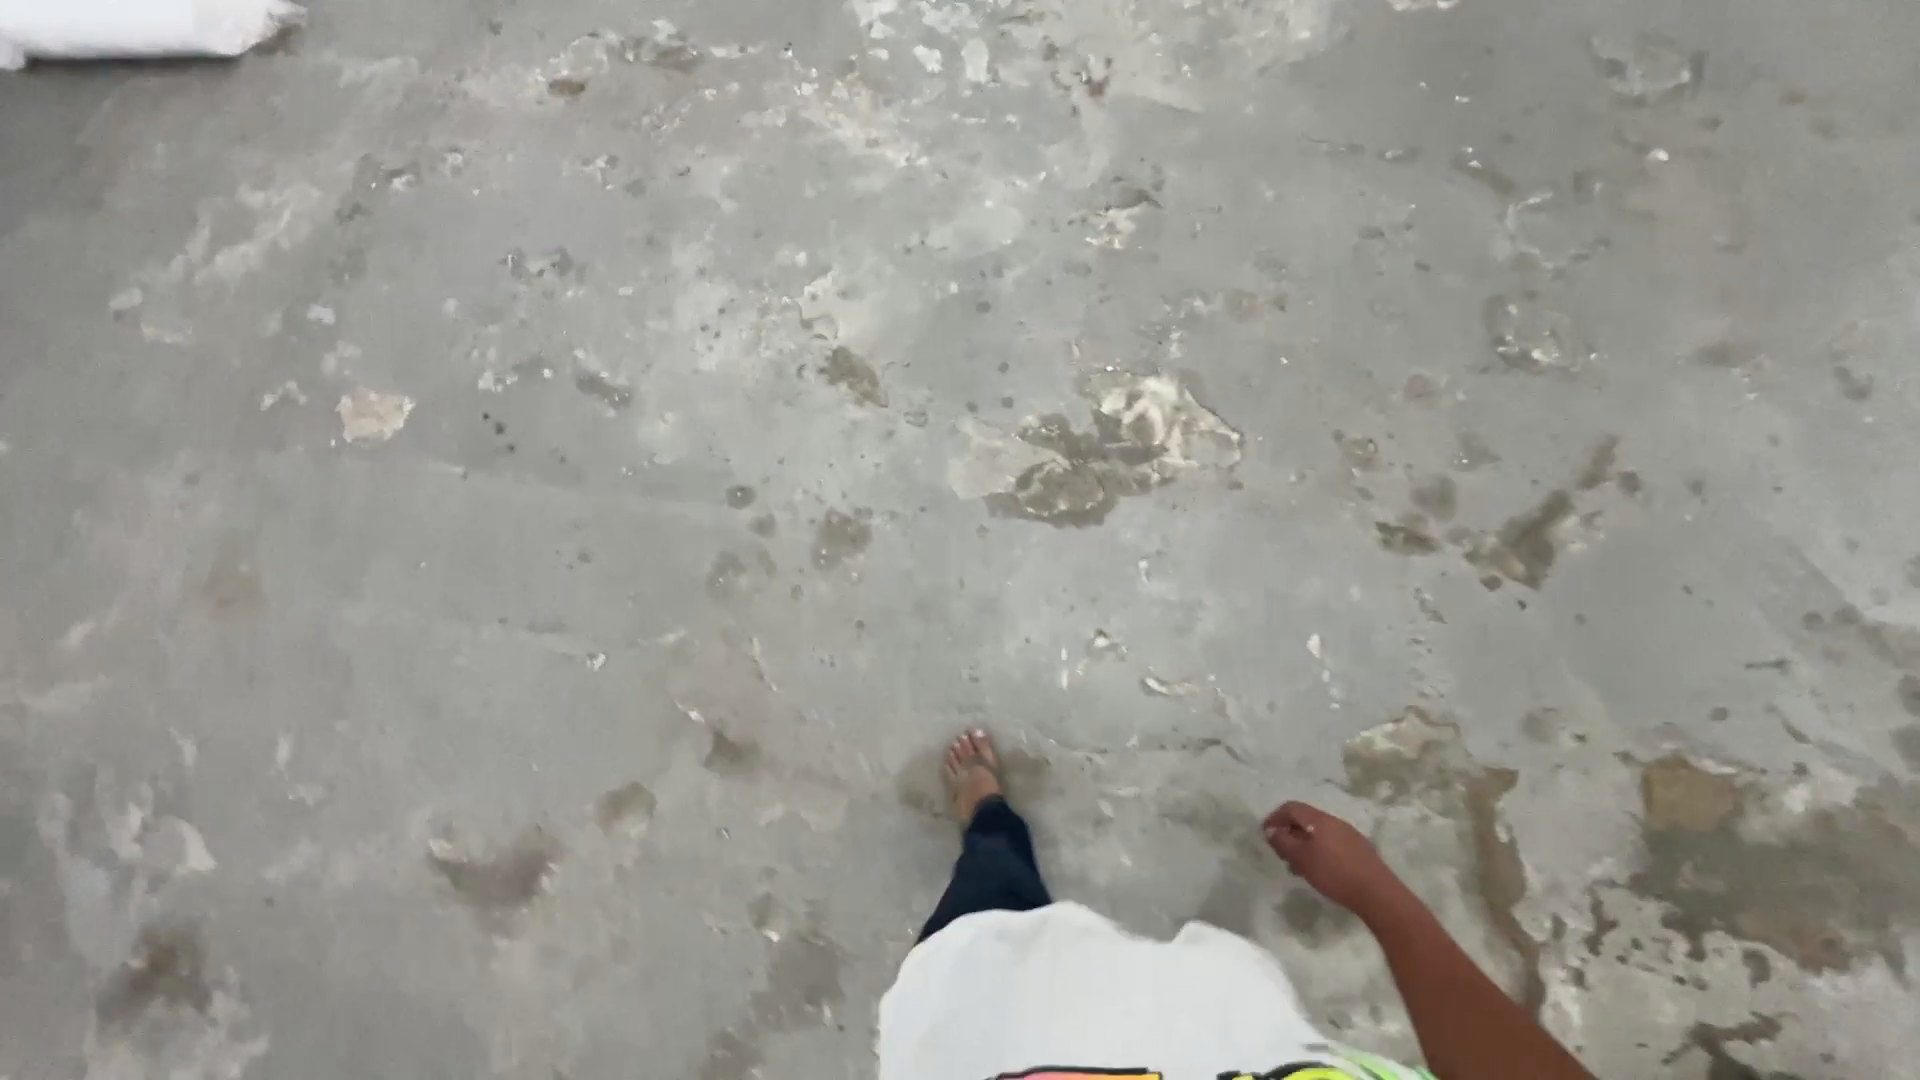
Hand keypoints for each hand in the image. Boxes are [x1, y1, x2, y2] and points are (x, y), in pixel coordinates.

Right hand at [1263, 801, 1403, 916]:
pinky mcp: (1360, 850)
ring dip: (1304, 845)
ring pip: (1319, 833)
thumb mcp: (1301, 858)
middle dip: (1289, 833)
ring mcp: (1350, 835)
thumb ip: (1283, 842)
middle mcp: (1335, 821)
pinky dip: (1319, 851)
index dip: (1275, 818)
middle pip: (1305, 819)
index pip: (1291, 808)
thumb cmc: (1334, 873)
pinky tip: (1320, 870)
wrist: (1378, 894)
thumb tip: (1271, 830)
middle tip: (1281, 853)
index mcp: (1319, 819)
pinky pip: (1332, 843)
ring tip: (1298, 866)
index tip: (1266, 834)